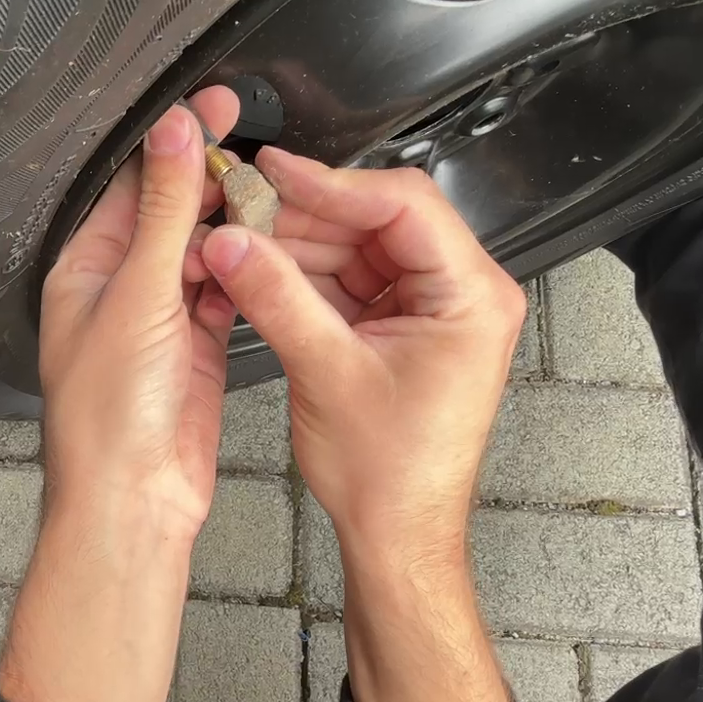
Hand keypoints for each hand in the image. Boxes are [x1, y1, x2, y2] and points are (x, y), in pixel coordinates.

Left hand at [36, 92, 241, 531]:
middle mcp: (118, 291)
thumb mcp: (137, 297)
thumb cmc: (109, 414)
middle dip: (209, 184)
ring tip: (268, 202)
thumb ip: (161, 213)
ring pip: (200, 254)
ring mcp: (159, 321)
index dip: (174, 143)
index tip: (218, 105)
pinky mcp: (193, 349)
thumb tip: (173, 133)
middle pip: (168, 215)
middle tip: (257, 155)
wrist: (136, 498)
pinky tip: (261, 257)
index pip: (131, 186)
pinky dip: (241, 275)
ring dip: (230, 230)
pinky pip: (221, 295)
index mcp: (85, 271)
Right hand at [201, 153, 524, 557]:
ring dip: (296, 247)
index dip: (332, 182)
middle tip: (243, 208)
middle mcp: (456, 293)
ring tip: (239, 241)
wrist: (395, 529)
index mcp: (471, 296)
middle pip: (375, 222)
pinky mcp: (393, 329)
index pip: (403, 206)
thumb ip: (278, 299)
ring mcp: (423, 311)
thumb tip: (232, 244)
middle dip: (304, 216)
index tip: (273, 172)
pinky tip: (259, 273)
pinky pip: (344, 284)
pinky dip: (301, 280)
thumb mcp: (328, 373)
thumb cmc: (390, 471)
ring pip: (354, 250)